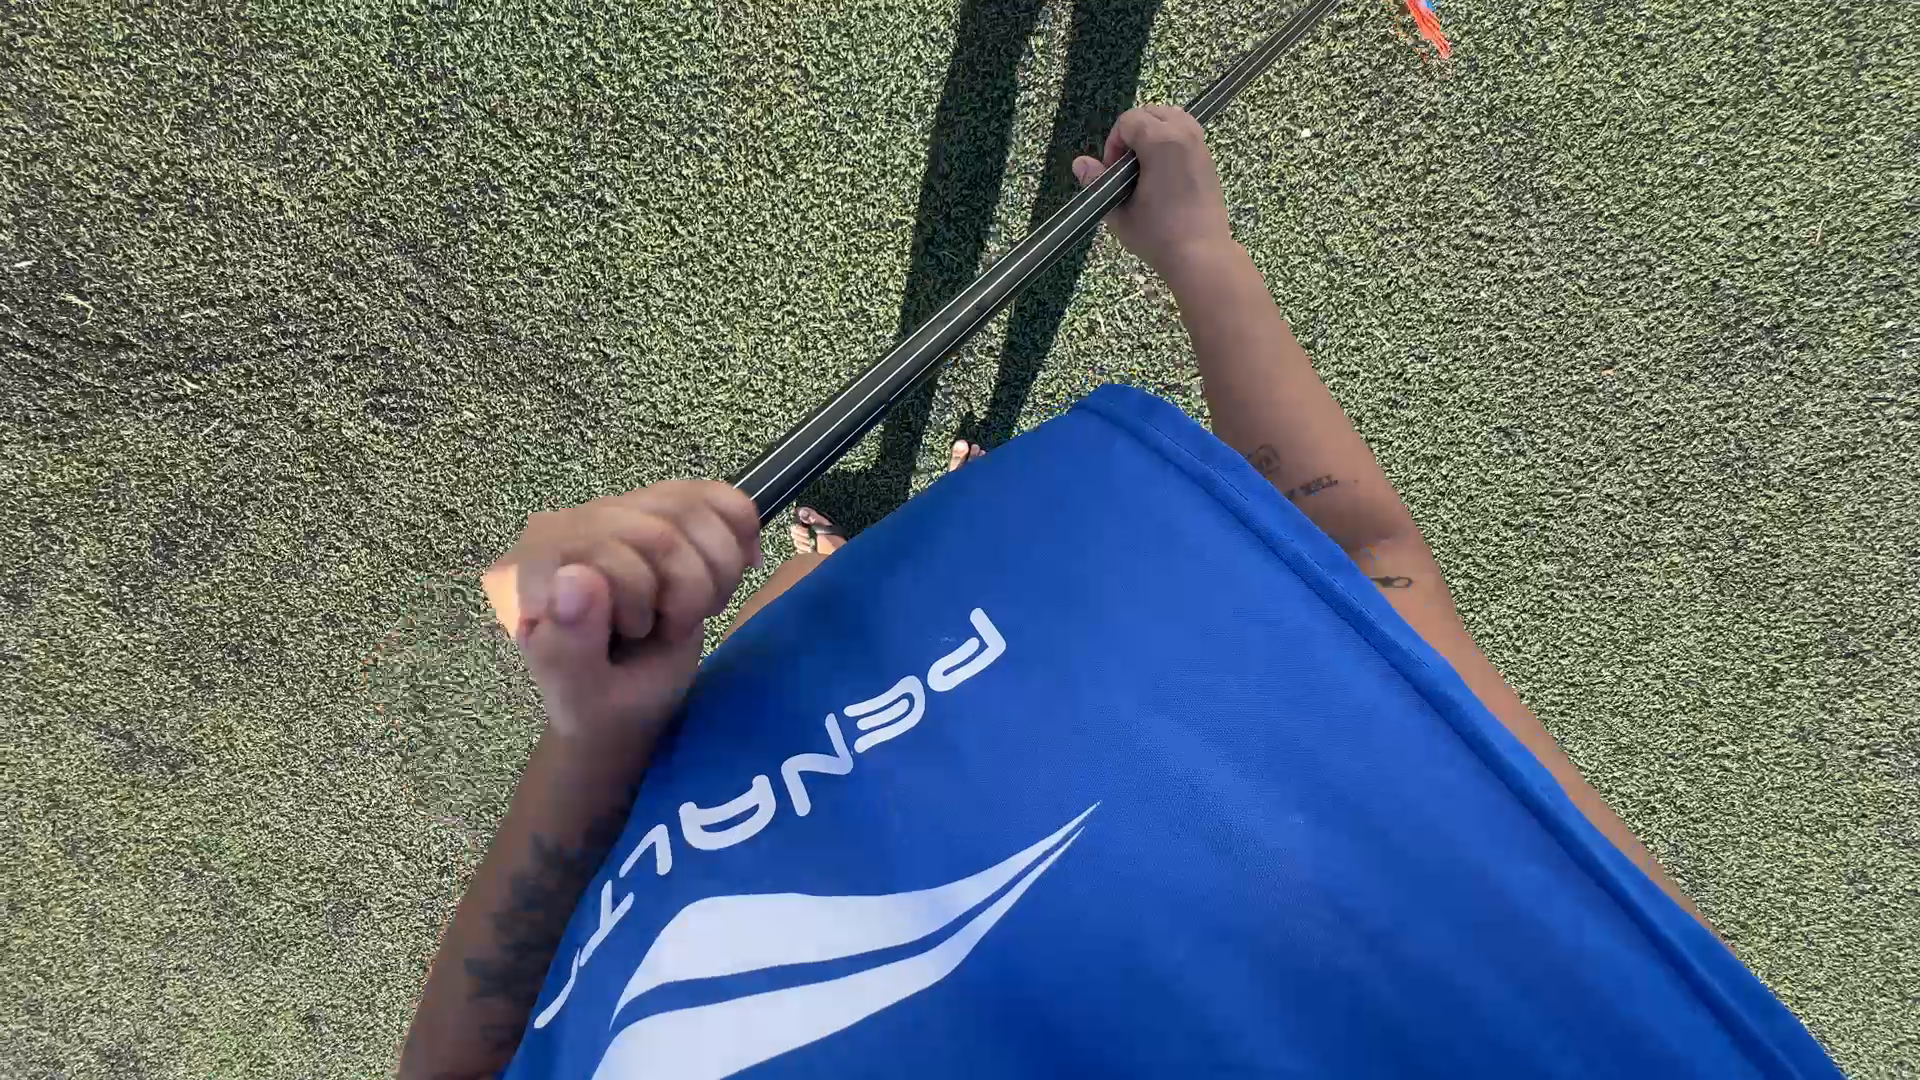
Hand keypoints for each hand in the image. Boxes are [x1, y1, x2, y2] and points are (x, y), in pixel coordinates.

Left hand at [482, 480, 762, 748]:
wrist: (627, 697)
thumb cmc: (600, 699)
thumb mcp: (579, 692)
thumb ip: (569, 643)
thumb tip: (578, 576)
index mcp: (533, 567)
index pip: (605, 549)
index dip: (642, 597)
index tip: (636, 633)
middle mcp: (571, 525)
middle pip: (662, 528)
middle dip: (690, 588)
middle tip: (675, 625)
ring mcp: (621, 511)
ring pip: (697, 509)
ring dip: (718, 569)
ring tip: (699, 603)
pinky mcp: (664, 509)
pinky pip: (718, 495)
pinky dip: (742, 529)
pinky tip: (740, 562)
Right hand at [1072, 105, 1235, 282]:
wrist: (1200, 254)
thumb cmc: (1157, 236)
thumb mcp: (1119, 212)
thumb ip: (1098, 183)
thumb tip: (1079, 163)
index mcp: (1161, 141)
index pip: (1128, 120)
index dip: (1113, 144)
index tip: (1113, 173)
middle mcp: (1184, 133)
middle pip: (1150, 112)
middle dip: (1132, 134)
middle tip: (1125, 170)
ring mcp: (1199, 143)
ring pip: (1170, 118)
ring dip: (1151, 135)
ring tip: (1143, 169)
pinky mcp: (1207, 157)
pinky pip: (1184, 133)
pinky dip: (1168, 142)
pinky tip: (1161, 176)